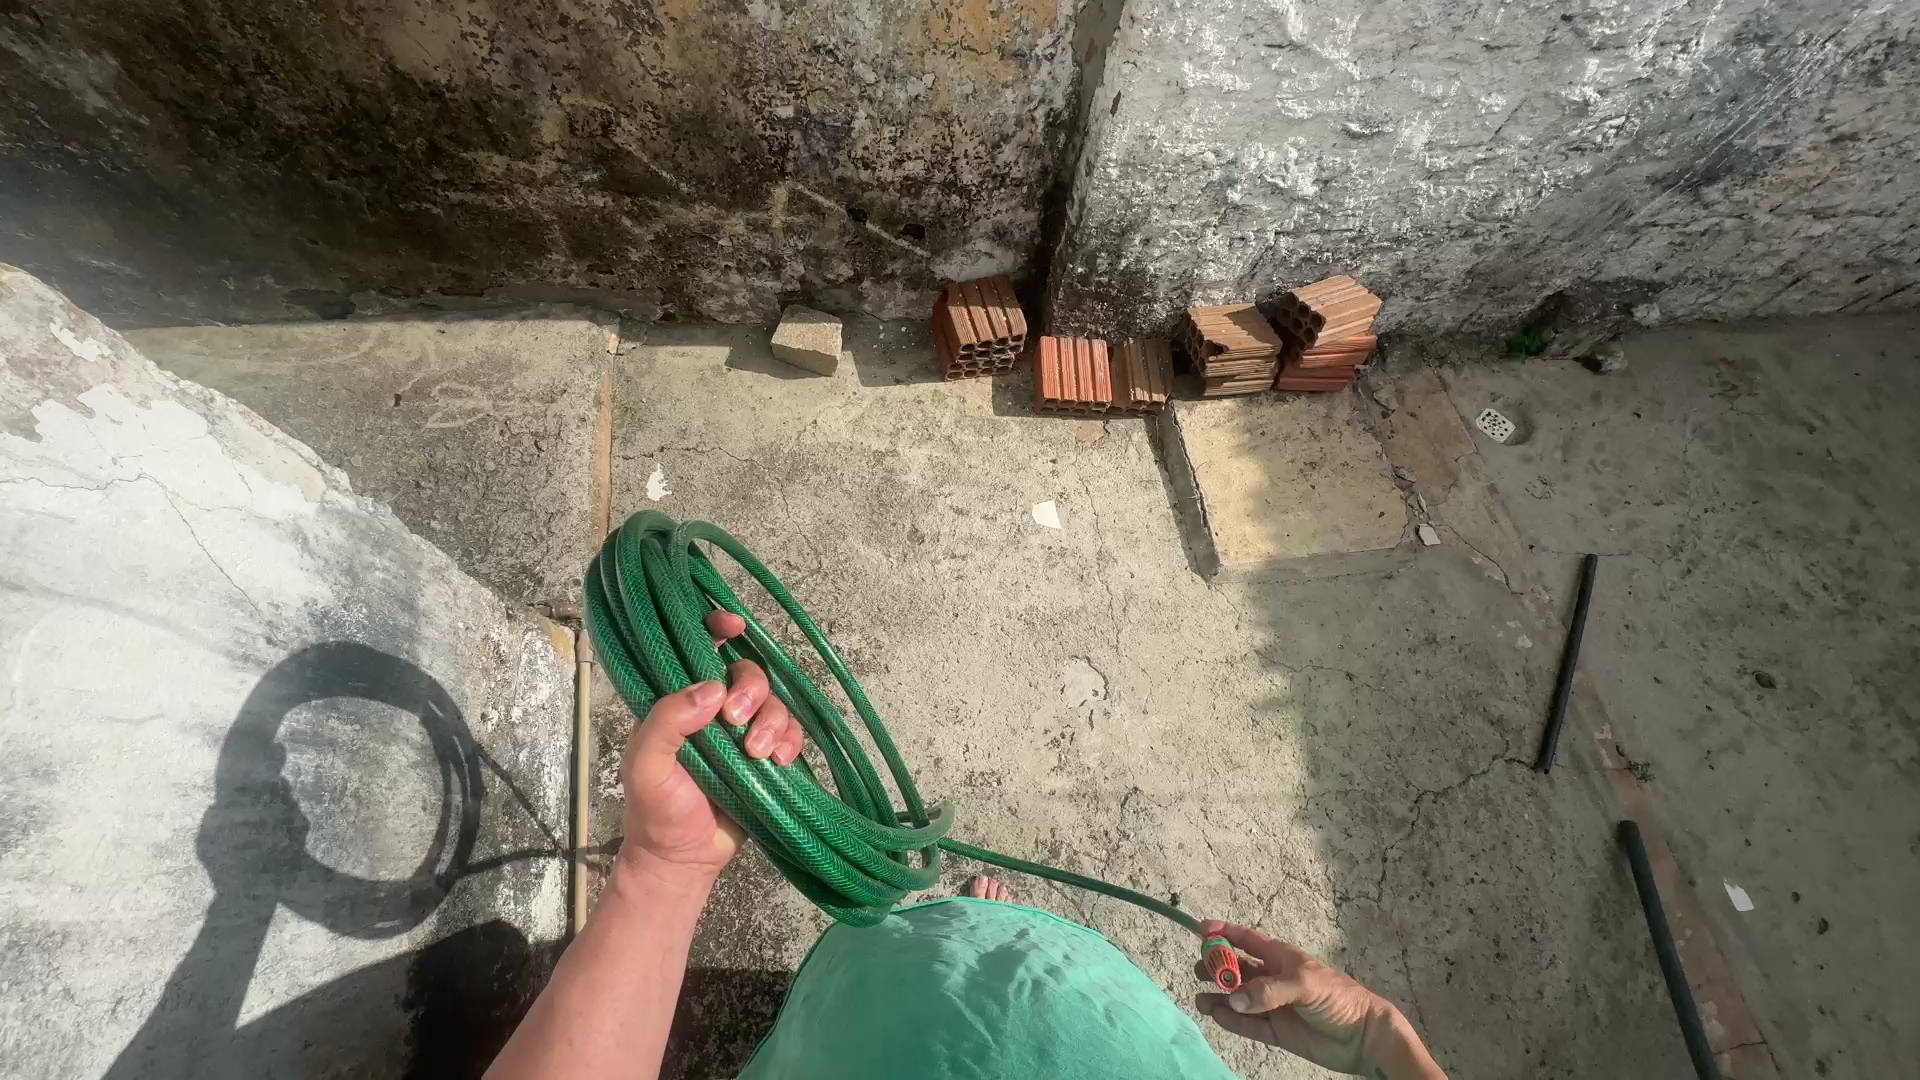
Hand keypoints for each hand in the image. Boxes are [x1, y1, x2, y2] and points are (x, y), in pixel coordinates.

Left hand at [615, 610, 803, 884]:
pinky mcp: (767, 754)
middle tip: (738, 719)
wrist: (683, 860)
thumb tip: (712, 689)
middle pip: (747, 672)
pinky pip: (791, 732)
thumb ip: (667, 722)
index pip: (698, 649)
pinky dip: (792, 741)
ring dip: (773, 720)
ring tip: (759, 754)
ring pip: (774, 701)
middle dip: (751, 689)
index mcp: (679, 701)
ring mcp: (742, 731)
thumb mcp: (646, 766)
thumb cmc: (656, 812)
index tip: (733, 625)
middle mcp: (713, 709)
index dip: (716, 627)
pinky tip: (781, 761)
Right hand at [1194, 921, 1444, 1079]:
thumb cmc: (1336, 996)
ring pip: (1238, 998)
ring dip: (1219, 997)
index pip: (1245, 939)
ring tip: (1201, 1001)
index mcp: (1278, 956)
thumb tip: (1233, 999)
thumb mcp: (1302, 983)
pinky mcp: (1277, 1031)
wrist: (1363, 1036)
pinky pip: (1248, 1025)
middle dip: (1216, 968)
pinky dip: (1232, 1021)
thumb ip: (1267, 991)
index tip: (1199, 930)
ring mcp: (1272, 1005)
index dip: (1223, 932)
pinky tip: (1217, 1015)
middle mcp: (1271, 977)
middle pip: (1236, 969)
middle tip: (1200, 971)